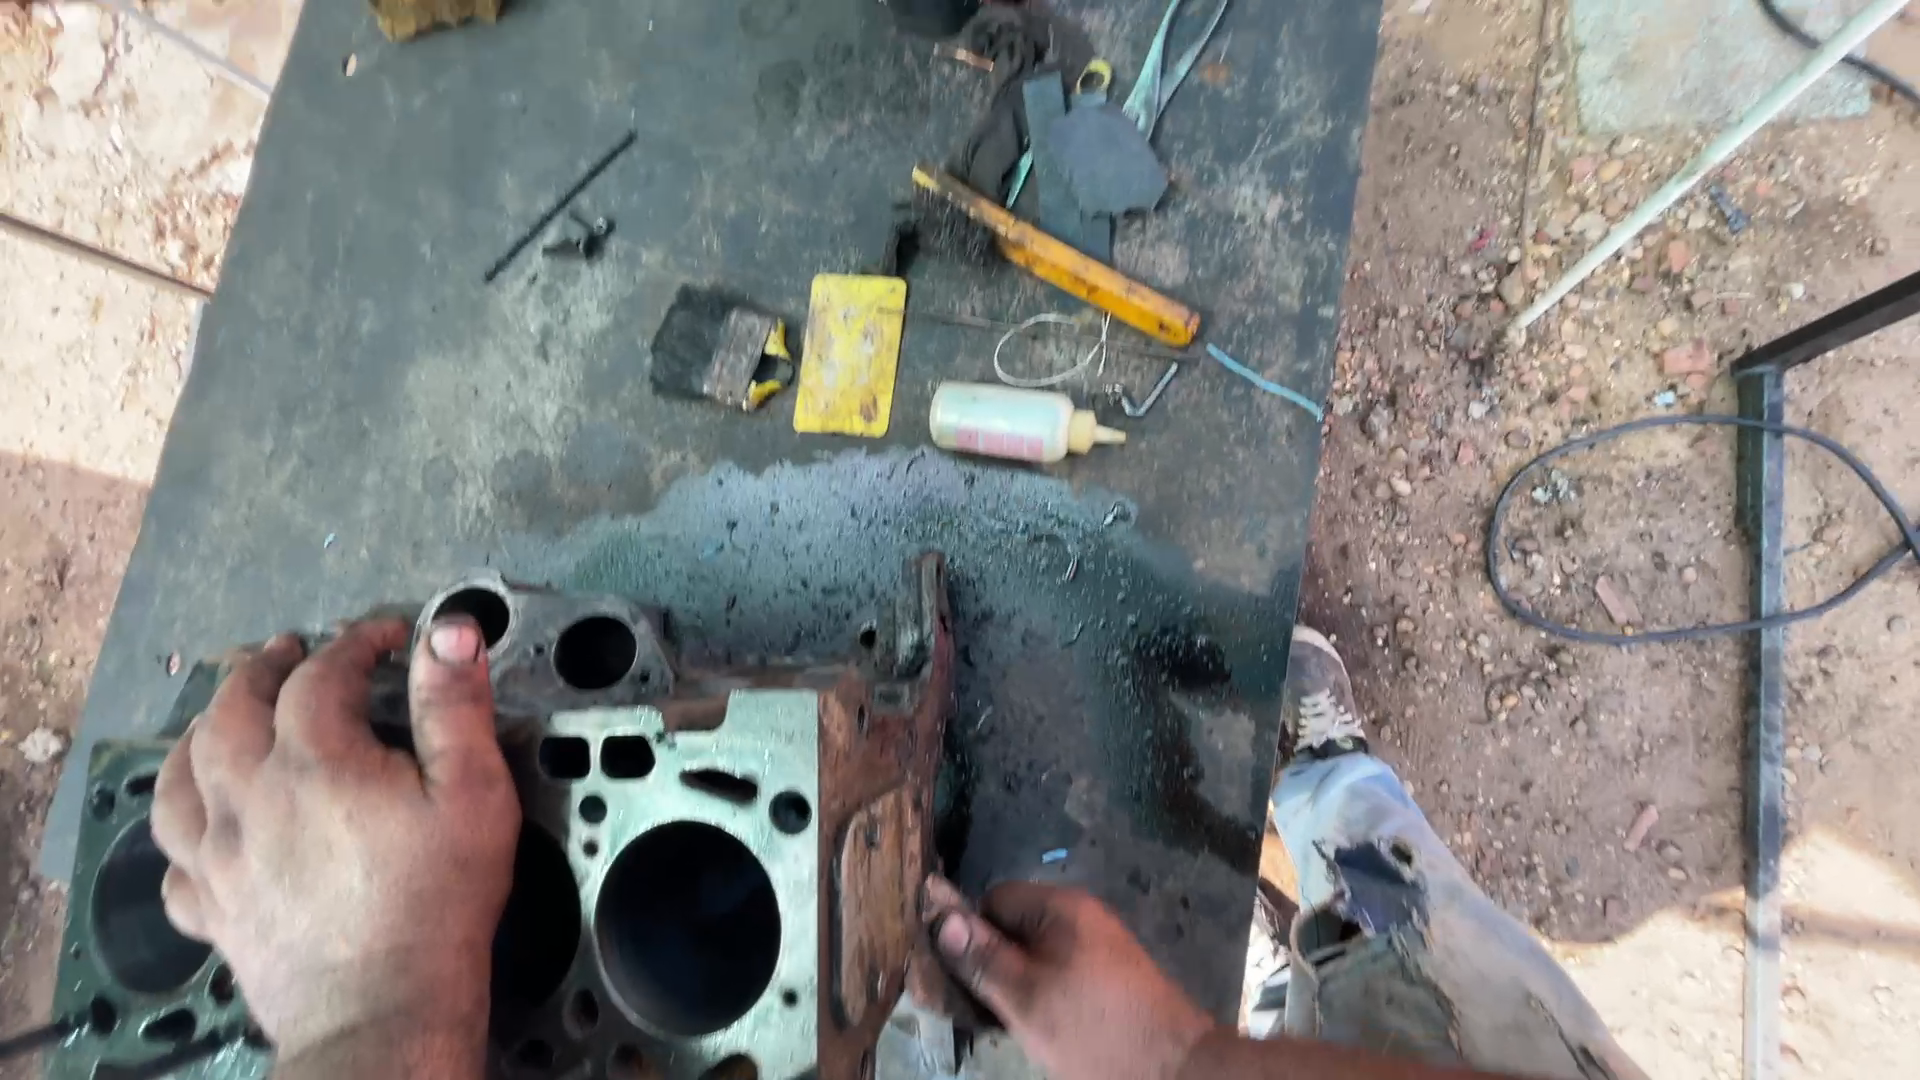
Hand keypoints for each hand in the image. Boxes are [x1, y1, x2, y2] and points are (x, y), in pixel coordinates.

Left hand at [151, 618, 519, 1075]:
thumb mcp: (474, 785)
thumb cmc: (442, 884)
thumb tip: (452, 630)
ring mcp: (214, 858)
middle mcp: (248, 799)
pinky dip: (184, 818)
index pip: (322, 677)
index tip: (392, 632)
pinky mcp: (207, 907)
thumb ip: (457, 704)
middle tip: (291, 648)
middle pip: (231, 714)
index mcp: (317, 763)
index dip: (358, 642)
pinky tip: (207, 819)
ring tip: (228, 713)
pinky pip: (171, 852)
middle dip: (263, 670)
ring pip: (180, 776)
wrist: (385, 1001)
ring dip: (203, 729)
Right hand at [924, 876, 1215, 1079]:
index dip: (972, 936)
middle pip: (1014, 924)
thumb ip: (983, 958)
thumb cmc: (1095, 1031)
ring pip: (1035, 951)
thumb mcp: (1028, 998)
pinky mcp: (1109, 972)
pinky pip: (1059, 968)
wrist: (1178, 1072)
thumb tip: (940, 915)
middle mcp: (1079, 913)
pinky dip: (1044, 991)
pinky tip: (1044, 1025)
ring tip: (1014, 1023)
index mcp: (1060, 905)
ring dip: (1018, 982)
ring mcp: (1097, 942)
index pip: (994, 900)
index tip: (965, 980)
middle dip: (995, 962)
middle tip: (987, 1010)